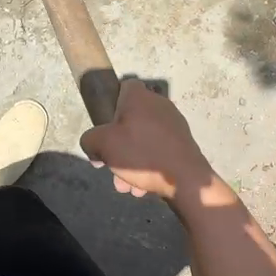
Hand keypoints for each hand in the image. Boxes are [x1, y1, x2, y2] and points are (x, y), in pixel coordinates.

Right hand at [79, 80, 219, 203]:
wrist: (186, 180)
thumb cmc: (141, 154)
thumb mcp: (103, 145)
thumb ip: (90, 140)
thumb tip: (94, 146)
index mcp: (139, 97)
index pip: (122, 87)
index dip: (109, 105)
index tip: (104, 128)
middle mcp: (159, 104)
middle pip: (130, 120)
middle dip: (118, 146)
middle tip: (111, 165)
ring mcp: (174, 124)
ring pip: (143, 139)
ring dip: (131, 161)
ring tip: (126, 185)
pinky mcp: (183, 143)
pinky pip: (158, 151)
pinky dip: (148, 166)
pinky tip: (142, 188)